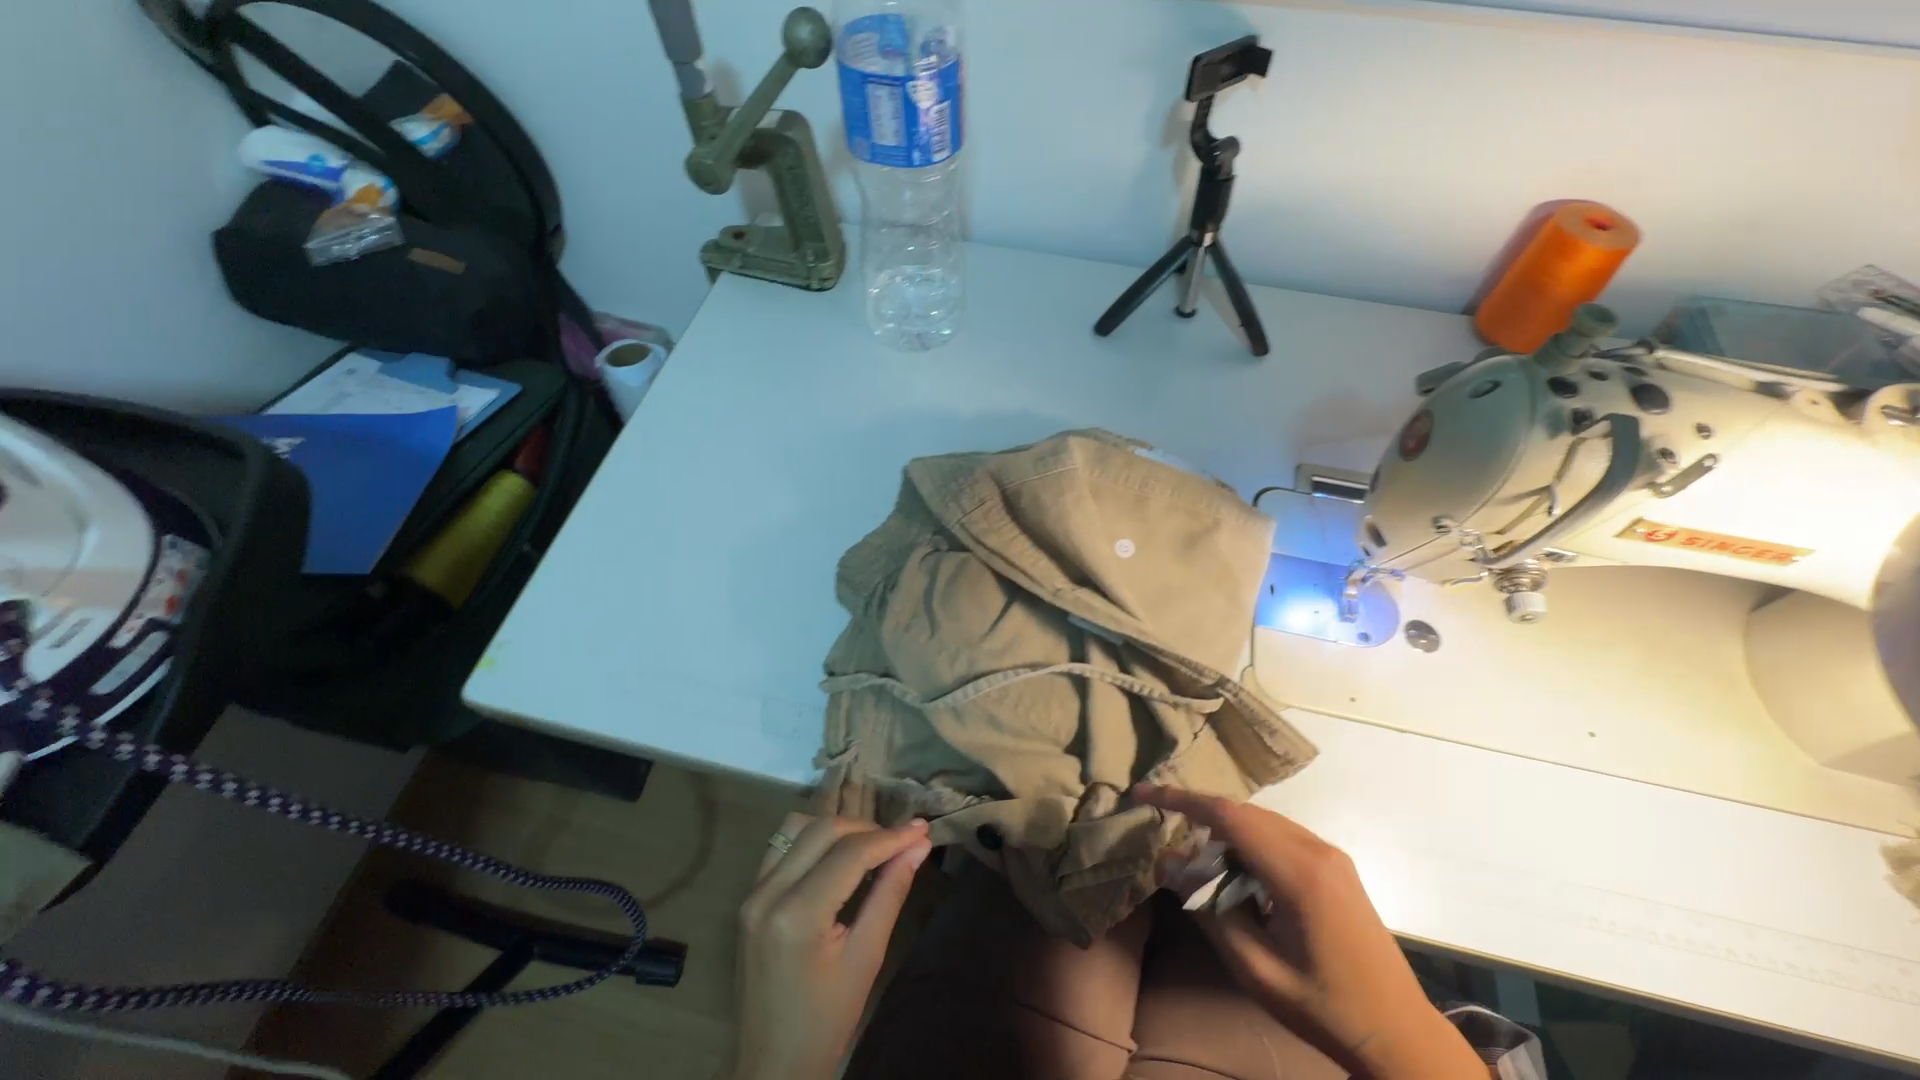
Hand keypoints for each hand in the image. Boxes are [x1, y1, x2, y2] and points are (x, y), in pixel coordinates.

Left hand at [728, 813, 931, 1079]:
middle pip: (822, 830)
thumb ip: (890, 894)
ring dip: (837, 828)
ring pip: (796, 829)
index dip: (891, 836)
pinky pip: (781, 848)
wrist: (774, 1062)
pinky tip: (838, 858)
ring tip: (872, 846)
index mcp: (797, 915)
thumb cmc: (827, 1020)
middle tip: (904, 839)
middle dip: (867, 828)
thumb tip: (919, 847)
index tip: (923, 828)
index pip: (850, 853)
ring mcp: (752, 894)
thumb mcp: (867, 958)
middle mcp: (767, 894)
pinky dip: (812, 841)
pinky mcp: (748, 898)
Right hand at [1134, 784, 1482, 1079]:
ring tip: (1200, 871)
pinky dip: (1250, 846)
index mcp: (1299, 873)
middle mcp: (1317, 850)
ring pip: (1263, 823)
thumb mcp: (1254, 968)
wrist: (1397, 1032)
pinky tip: (1238, 879)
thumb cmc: (1322, 1006)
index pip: (1228, 816)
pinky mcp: (1337, 868)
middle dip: (1200, 818)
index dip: (1181, 799)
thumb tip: (1168, 862)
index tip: (1143, 794)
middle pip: (1245, 813)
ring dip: (1226, 835)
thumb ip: (1209, 909)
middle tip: (1169, 847)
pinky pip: (1282, 837)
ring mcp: (1332, 856)